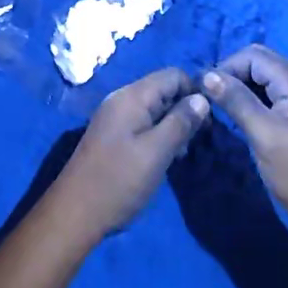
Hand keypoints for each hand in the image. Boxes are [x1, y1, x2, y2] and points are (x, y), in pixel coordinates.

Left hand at [44, 68, 208, 242]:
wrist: (76, 211)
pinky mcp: (113, 134)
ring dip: (173, 125)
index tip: (212, 118)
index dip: (195, 90)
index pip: (172, 75)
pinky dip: (159, 134)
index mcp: (132, 96)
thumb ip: (180, 122)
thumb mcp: (156, 152)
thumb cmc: (119, 180)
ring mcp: (115, 117)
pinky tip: (168, 157)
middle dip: (185, 109)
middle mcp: (122, 99)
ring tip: (186, 152)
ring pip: (154, 108)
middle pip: (163, 90)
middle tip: (201, 140)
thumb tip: (202, 98)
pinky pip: (143, 123)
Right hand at [201, 45, 287, 227]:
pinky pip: (274, 94)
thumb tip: (207, 75)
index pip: (254, 56)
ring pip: (267, 78)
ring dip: (243, 86)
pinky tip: (243, 116)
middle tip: (213, 97)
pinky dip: (255, 99)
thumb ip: (236, 101)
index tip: (206, 90)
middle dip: (234, 73)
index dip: (227, 67)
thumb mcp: (263, 136)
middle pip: (261, 62)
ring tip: (223, 107)